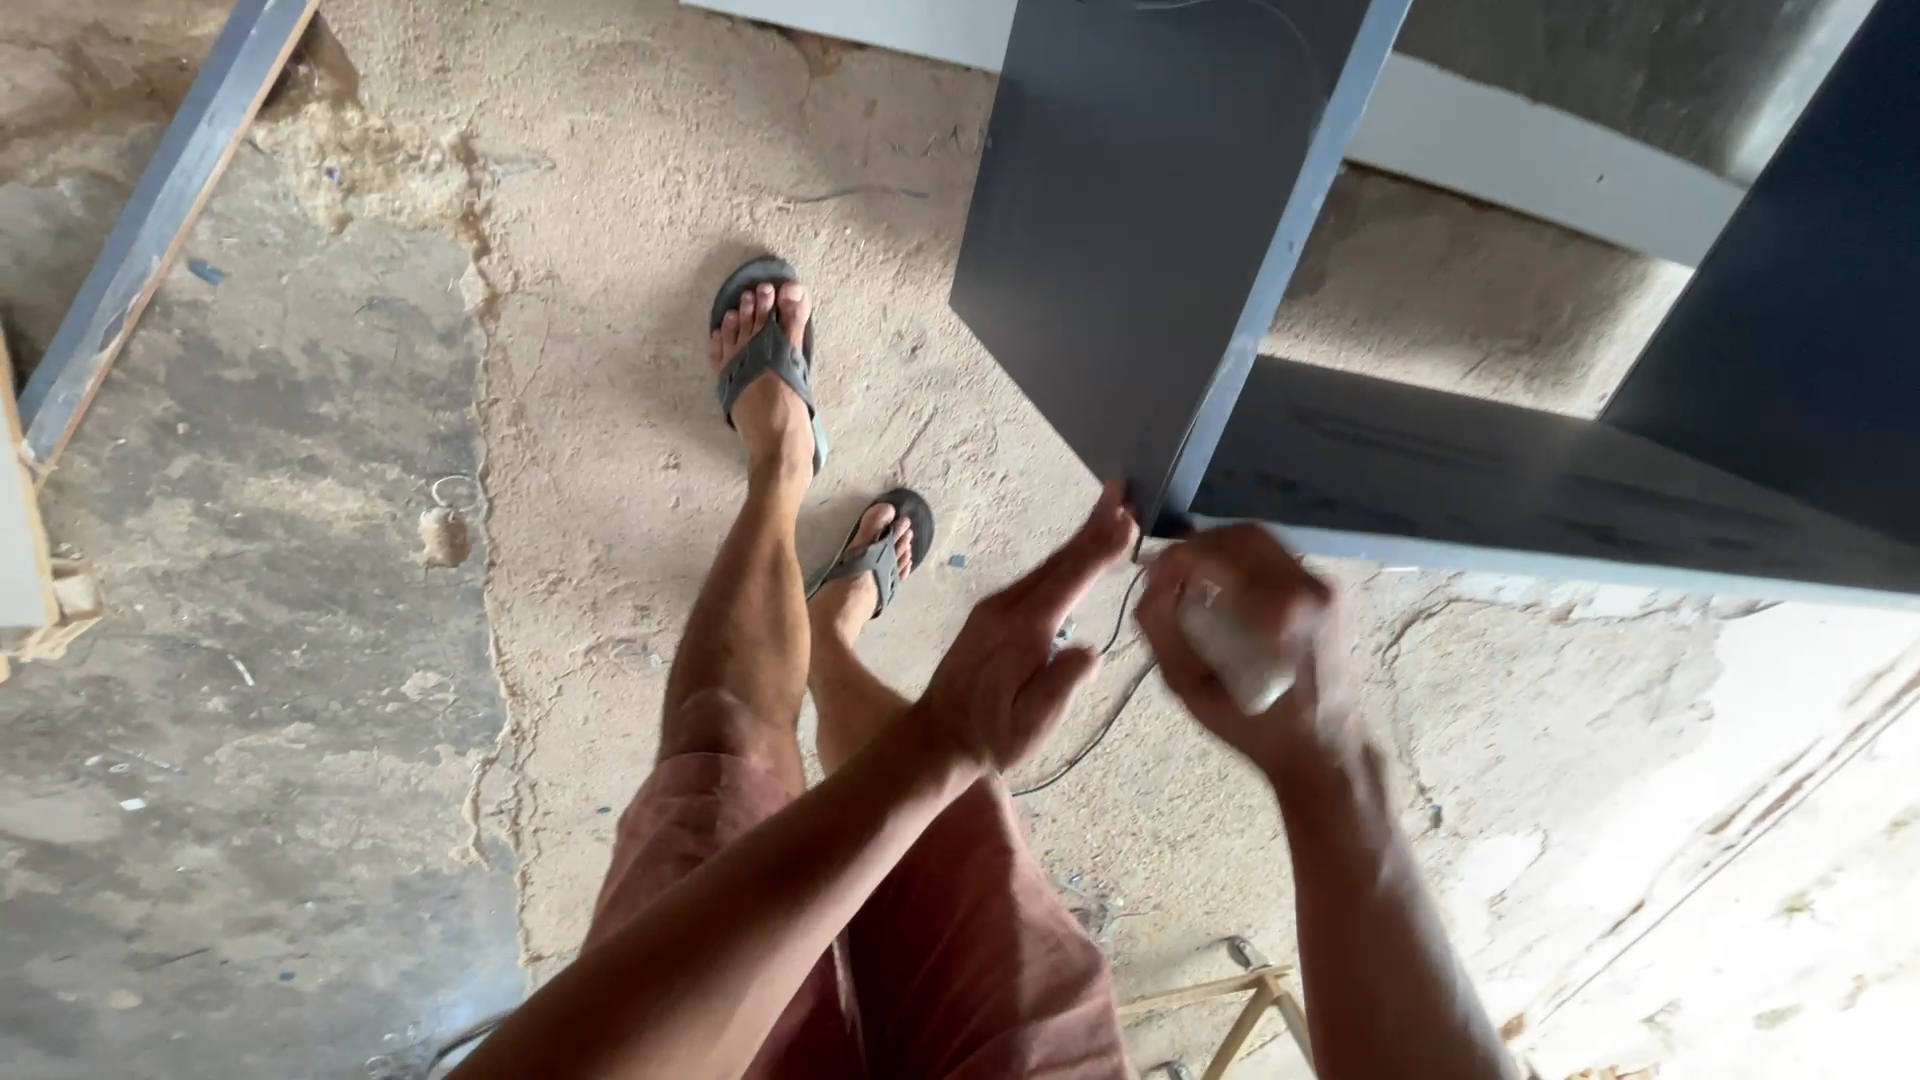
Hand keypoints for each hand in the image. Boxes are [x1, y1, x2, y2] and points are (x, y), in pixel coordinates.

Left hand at [912, 481, 1138, 772]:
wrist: (938, 734)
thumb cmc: (991, 737)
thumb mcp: (1030, 726)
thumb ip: (1060, 687)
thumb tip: (1090, 650)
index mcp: (1023, 631)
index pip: (1069, 581)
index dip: (1099, 549)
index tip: (1126, 518)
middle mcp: (1006, 608)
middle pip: (1058, 561)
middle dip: (1092, 526)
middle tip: (1122, 492)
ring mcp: (995, 608)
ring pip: (1045, 567)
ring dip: (1078, 539)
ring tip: (1108, 512)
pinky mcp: (990, 614)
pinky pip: (1034, 579)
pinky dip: (1061, 560)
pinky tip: (1075, 555)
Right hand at [1134, 524, 1357, 780]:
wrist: (1324, 750)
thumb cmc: (1253, 726)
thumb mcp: (1188, 685)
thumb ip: (1159, 625)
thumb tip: (1148, 581)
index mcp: (1273, 610)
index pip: (1212, 553)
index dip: (1173, 557)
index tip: (1151, 574)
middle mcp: (1304, 586)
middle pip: (1239, 534)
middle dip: (1197, 546)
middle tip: (1170, 572)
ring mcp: (1322, 587)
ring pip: (1260, 541)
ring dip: (1220, 551)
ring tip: (1193, 579)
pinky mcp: (1327, 594)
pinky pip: (1276, 559)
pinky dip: (1242, 563)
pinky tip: (1224, 591)